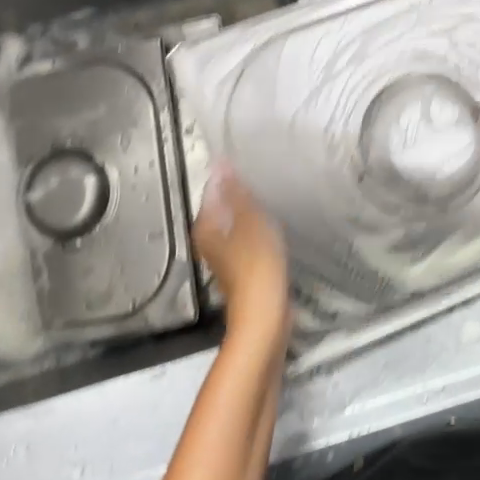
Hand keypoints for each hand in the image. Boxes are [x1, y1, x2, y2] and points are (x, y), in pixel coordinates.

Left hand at [194, 162, 290, 345]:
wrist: (266, 316)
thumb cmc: (257, 265)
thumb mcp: (250, 221)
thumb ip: (236, 192)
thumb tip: (219, 162)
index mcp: (205, 226)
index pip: (214, 190)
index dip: (231, 176)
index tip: (253, 164)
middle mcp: (208, 240)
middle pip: (223, 207)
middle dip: (241, 193)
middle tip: (265, 176)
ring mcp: (224, 257)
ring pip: (235, 224)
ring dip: (250, 212)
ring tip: (272, 197)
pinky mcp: (241, 269)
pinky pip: (247, 240)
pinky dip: (257, 230)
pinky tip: (274, 226)